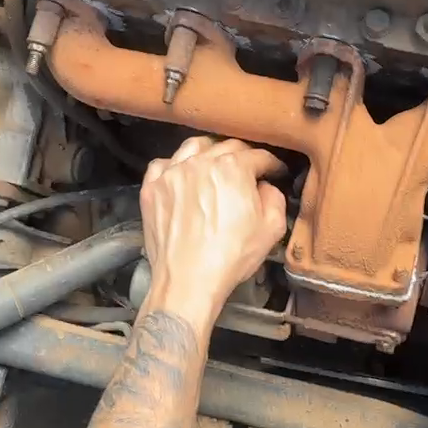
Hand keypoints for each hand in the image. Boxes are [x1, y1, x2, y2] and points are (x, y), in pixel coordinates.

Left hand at [141, 136, 288, 324]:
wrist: (188, 281)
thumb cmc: (230, 257)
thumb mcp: (272, 229)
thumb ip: (275, 198)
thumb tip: (265, 186)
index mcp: (233, 168)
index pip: (259, 156)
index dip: (271, 164)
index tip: (275, 172)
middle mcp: (201, 162)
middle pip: (227, 146)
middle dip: (243, 156)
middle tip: (249, 170)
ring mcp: (173, 173)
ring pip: (194, 147)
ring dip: (209, 152)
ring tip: (215, 165)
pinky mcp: (152, 188)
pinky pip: (163, 164)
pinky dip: (175, 165)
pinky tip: (182, 176)